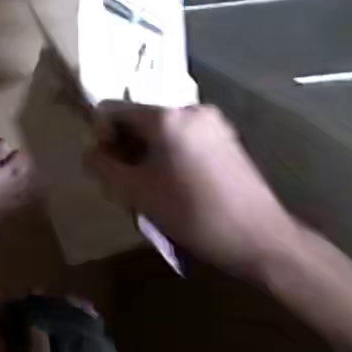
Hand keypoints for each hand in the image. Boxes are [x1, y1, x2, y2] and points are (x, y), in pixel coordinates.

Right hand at [83, 102, 303, 280]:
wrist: (260, 240)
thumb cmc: (190, 211)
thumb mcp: (133, 190)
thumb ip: (101, 165)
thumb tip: (91, 152)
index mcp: (165, 117)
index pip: (111, 110)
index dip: (100, 136)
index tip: (107, 166)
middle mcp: (190, 111)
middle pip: (138, 119)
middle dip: (124, 146)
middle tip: (124, 180)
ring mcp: (214, 125)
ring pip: (160, 131)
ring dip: (145, 153)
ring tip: (148, 186)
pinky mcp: (228, 142)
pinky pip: (183, 139)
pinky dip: (169, 156)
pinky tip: (173, 185)